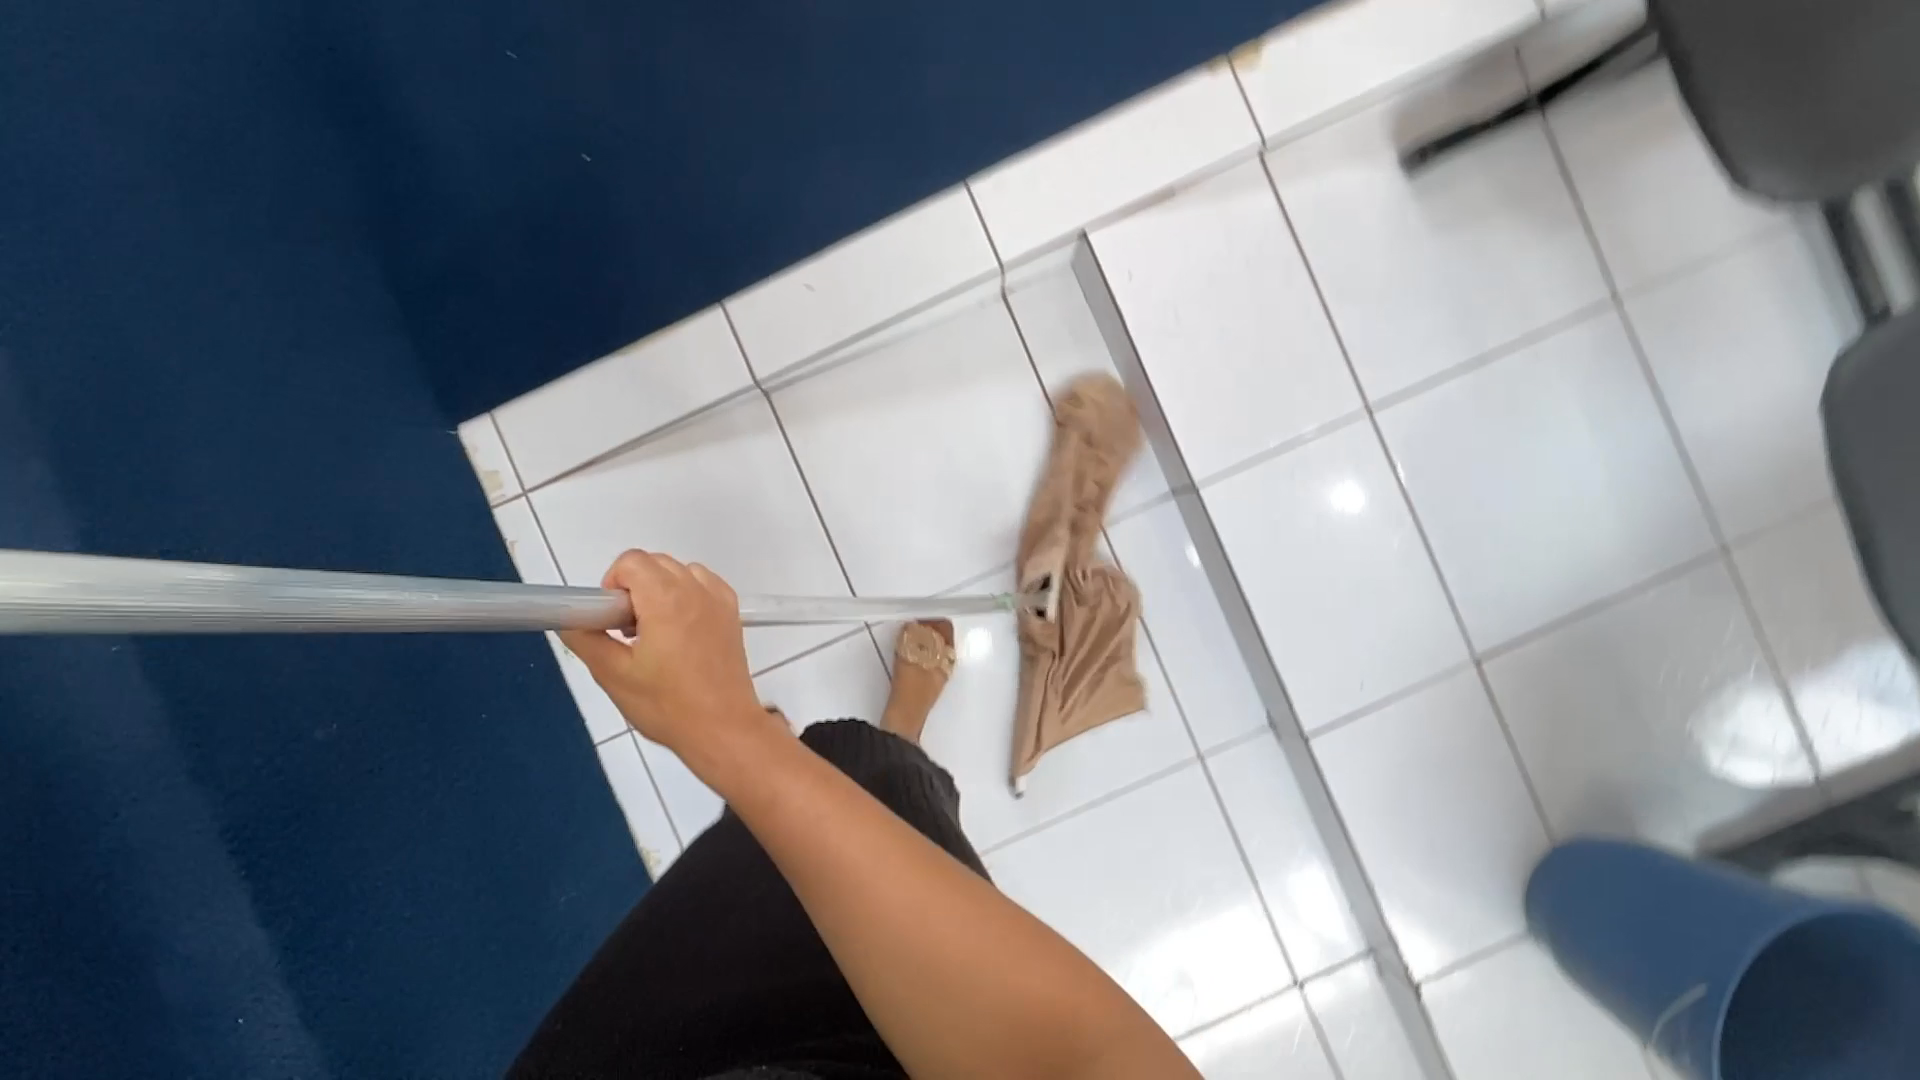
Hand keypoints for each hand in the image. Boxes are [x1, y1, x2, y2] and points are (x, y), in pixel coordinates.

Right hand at [559, 551, 779, 762]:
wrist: (723, 728)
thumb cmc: (669, 706)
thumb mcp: (613, 675)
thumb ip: (586, 638)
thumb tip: (569, 619)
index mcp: (667, 599)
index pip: (631, 562)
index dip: (612, 586)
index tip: (610, 620)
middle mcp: (697, 590)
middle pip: (654, 564)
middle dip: (633, 589)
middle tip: (628, 632)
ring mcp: (719, 600)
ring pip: (679, 572)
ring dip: (660, 591)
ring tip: (653, 634)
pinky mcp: (732, 613)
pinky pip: (703, 585)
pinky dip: (686, 596)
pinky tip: (679, 632)